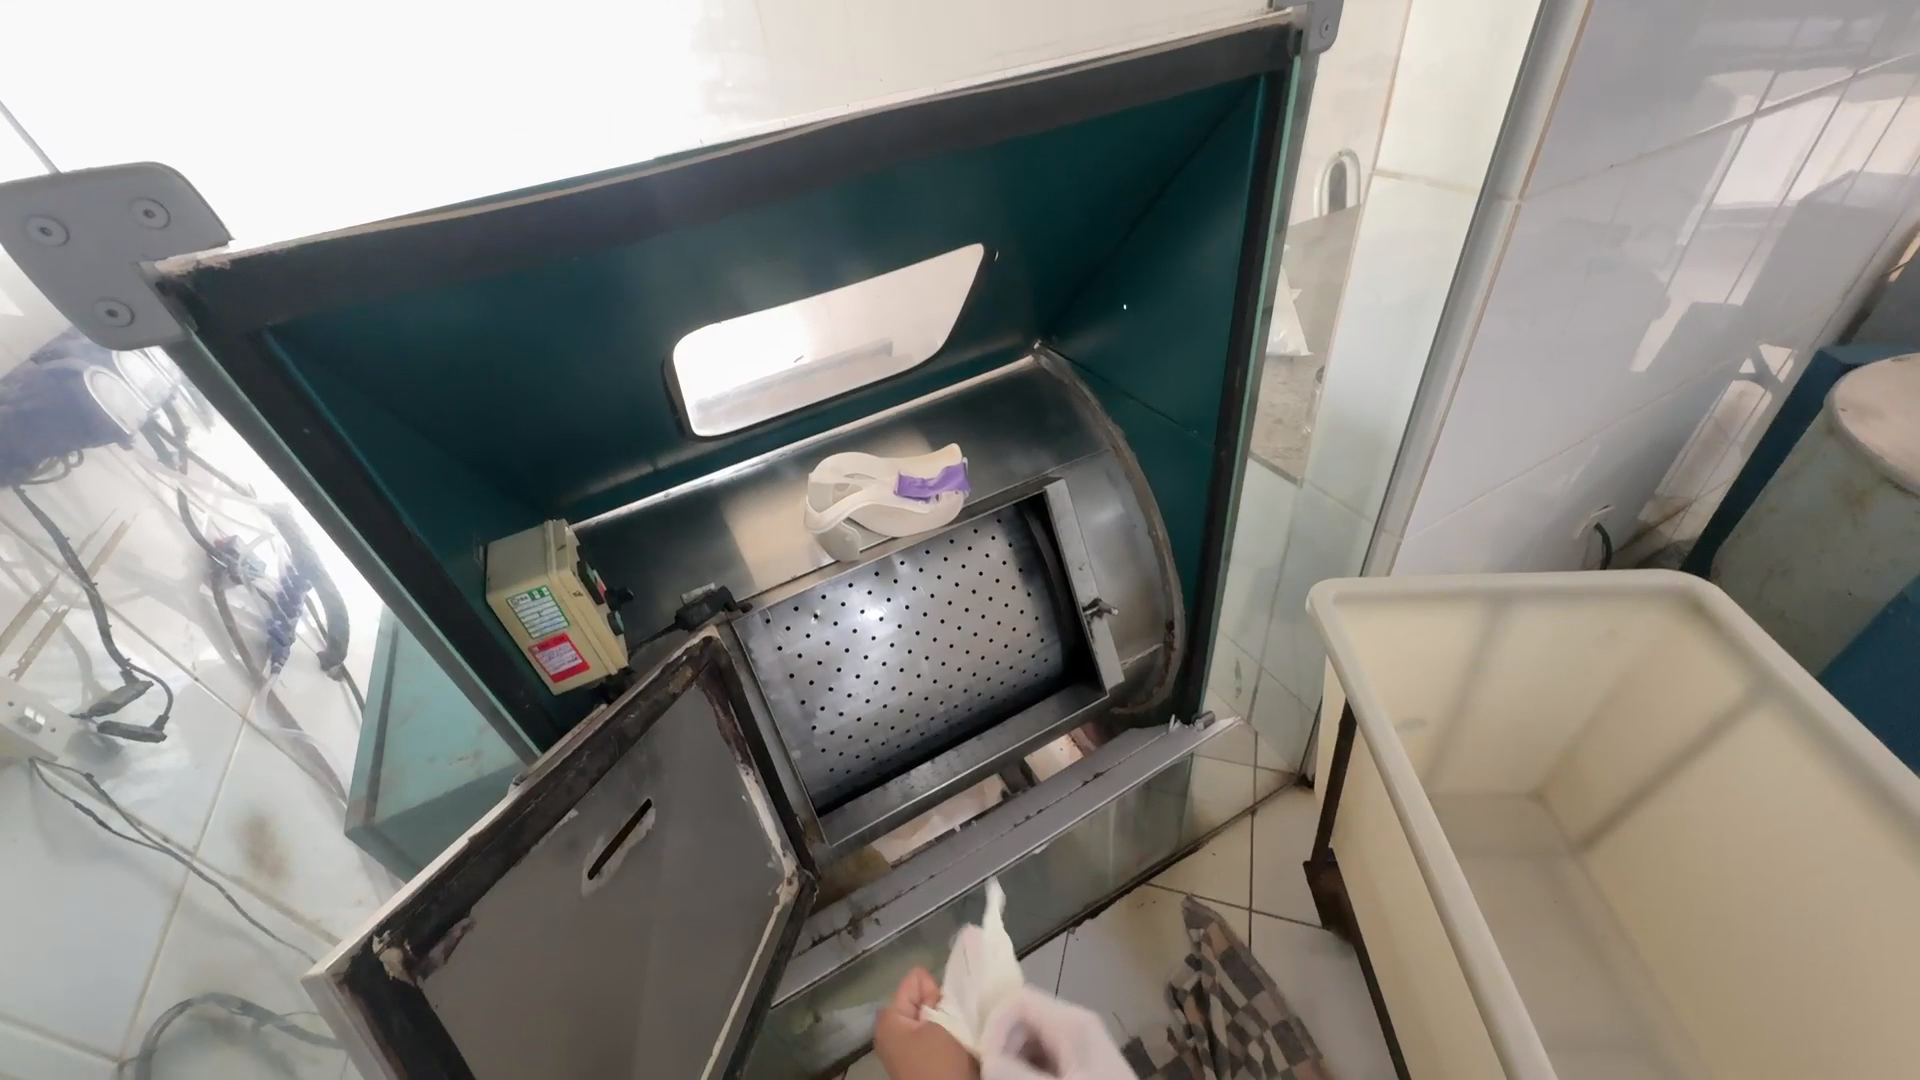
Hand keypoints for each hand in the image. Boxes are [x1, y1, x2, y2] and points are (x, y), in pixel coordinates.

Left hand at [873, 966, 977, 1079]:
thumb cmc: (940, 1065)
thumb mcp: (940, 1023)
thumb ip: (935, 996)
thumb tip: (936, 992)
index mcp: (888, 1019)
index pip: (916, 980)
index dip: (934, 991)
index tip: (943, 1011)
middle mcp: (891, 1031)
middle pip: (922, 998)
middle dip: (940, 1006)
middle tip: (951, 1025)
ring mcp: (904, 1050)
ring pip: (931, 1017)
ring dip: (946, 1022)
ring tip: (956, 1035)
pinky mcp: (918, 1062)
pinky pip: (933, 1035)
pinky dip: (945, 1037)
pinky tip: (954, 1046)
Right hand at [978, 988, 1130, 1079]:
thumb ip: (1016, 1075)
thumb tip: (988, 1062)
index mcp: (1072, 1023)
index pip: (1017, 1000)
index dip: (993, 1027)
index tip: (985, 1065)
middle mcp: (1076, 1028)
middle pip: (1023, 1020)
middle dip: (1002, 1049)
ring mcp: (1082, 1051)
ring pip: (1032, 1044)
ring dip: (1013, 1064)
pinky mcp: (1085, 1072)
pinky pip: (1046, 1063)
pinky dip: (1029, 1073)